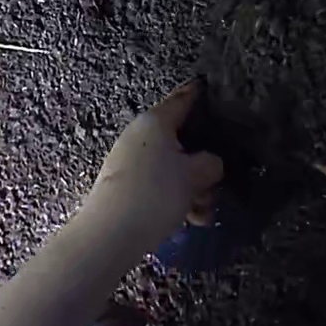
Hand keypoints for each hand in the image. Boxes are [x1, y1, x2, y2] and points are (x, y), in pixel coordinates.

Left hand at [84, 82, 225, 245]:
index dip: (201, 93)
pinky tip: (188, 221)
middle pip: (183, 140)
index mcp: (155, 121)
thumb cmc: (155, 194)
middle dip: (203, 166)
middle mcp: (141, 134)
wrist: (108, 236)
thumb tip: (211, 164)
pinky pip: (159, 183)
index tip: (217, 90)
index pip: (183, 98)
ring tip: (201, 215)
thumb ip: (211, 164)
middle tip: (214, 188)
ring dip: (192, 188)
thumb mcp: (194, 176)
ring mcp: (131, 160)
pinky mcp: (125, 184)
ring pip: (173, 167)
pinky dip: (175, 198)